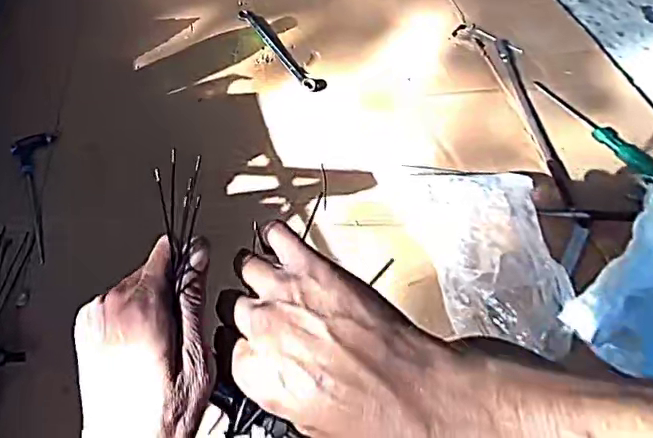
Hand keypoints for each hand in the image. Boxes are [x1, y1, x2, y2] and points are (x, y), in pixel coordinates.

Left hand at [75, 234, 213, 437]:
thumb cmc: (161, 414)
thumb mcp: (195, 357)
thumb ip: (194, 299)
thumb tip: (198, 256)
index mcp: (142, 306)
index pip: (164, 253)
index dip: (182, 261)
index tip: (190, 270)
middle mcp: (113, 303)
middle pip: (147, 273)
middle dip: (163, 293)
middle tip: (173, 333)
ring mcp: (95, 314)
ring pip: (130, 289)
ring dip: (143, 307)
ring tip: (151, 348)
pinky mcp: (85, 325)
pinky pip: (112, 305)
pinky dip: (124, 319)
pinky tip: (132, 350)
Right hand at [222, 220, 479, 437]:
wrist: (421, 392)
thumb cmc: (380, 417)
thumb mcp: (314, 426)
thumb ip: (279, 391)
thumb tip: (273, 375)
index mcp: (264, 377)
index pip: (231, 350)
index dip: (248, 348)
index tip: (256, 344)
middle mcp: (268, 329)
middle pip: (235, 305)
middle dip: (251, 310)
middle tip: (269, 314)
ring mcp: (287, 292)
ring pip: (246, 266)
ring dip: (257, 273)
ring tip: (271, 278)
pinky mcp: (311, 264)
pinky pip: (274, 233)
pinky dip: (273, 236)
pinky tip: (280, 245)